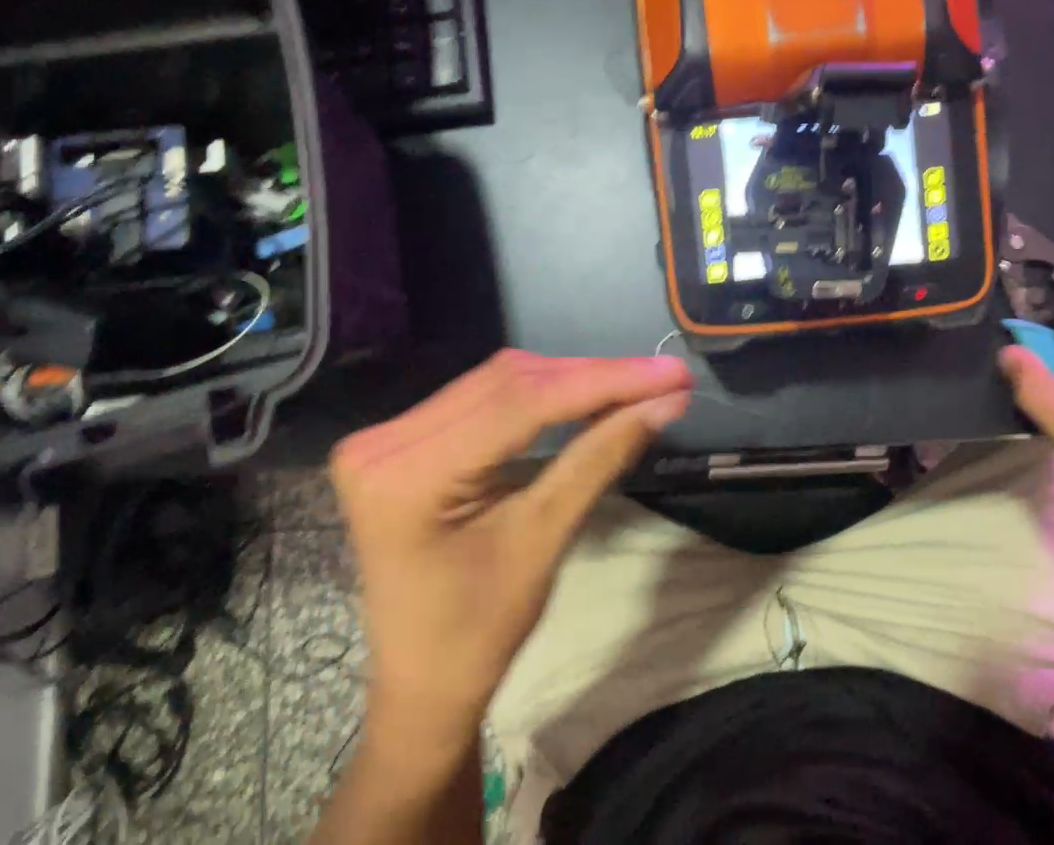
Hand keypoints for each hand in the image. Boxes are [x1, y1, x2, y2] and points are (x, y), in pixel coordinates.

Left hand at [329, 350, 692, 722]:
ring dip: (570, 380)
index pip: (519, 403)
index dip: (602, 381)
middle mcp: (382, 442)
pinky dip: (541, 395)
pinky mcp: (402, 441)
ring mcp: (385, 438)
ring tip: (637, 384)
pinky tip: (587, 395)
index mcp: (405, 475)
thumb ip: (598, 460)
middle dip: (592, 376)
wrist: (425, 680)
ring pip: (497, 383)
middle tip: (665, 379)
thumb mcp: (543, 540)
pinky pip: (482, 400)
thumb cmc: (479, 630)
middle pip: (506, 382)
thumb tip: (664, 403)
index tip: (671, 374)